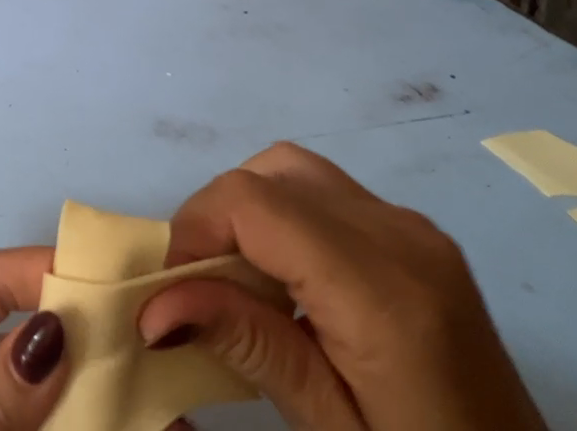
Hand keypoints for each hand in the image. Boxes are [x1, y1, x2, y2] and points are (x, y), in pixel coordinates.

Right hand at [137, 143, 547, 430]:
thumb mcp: (330, 426)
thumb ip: (249, 346)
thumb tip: (156, 304)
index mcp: (383, 290)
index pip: (253, 202)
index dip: (194, 230)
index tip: (173, 291)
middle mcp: (401, 236)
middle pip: (267, 174)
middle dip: (214, 219)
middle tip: (200, 288)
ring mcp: (416, 230)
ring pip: (293, 172)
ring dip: (247, 212)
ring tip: (239, 281)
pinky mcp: (420, 237)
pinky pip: (325, 193)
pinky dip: (282, 216)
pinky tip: (285, 280)